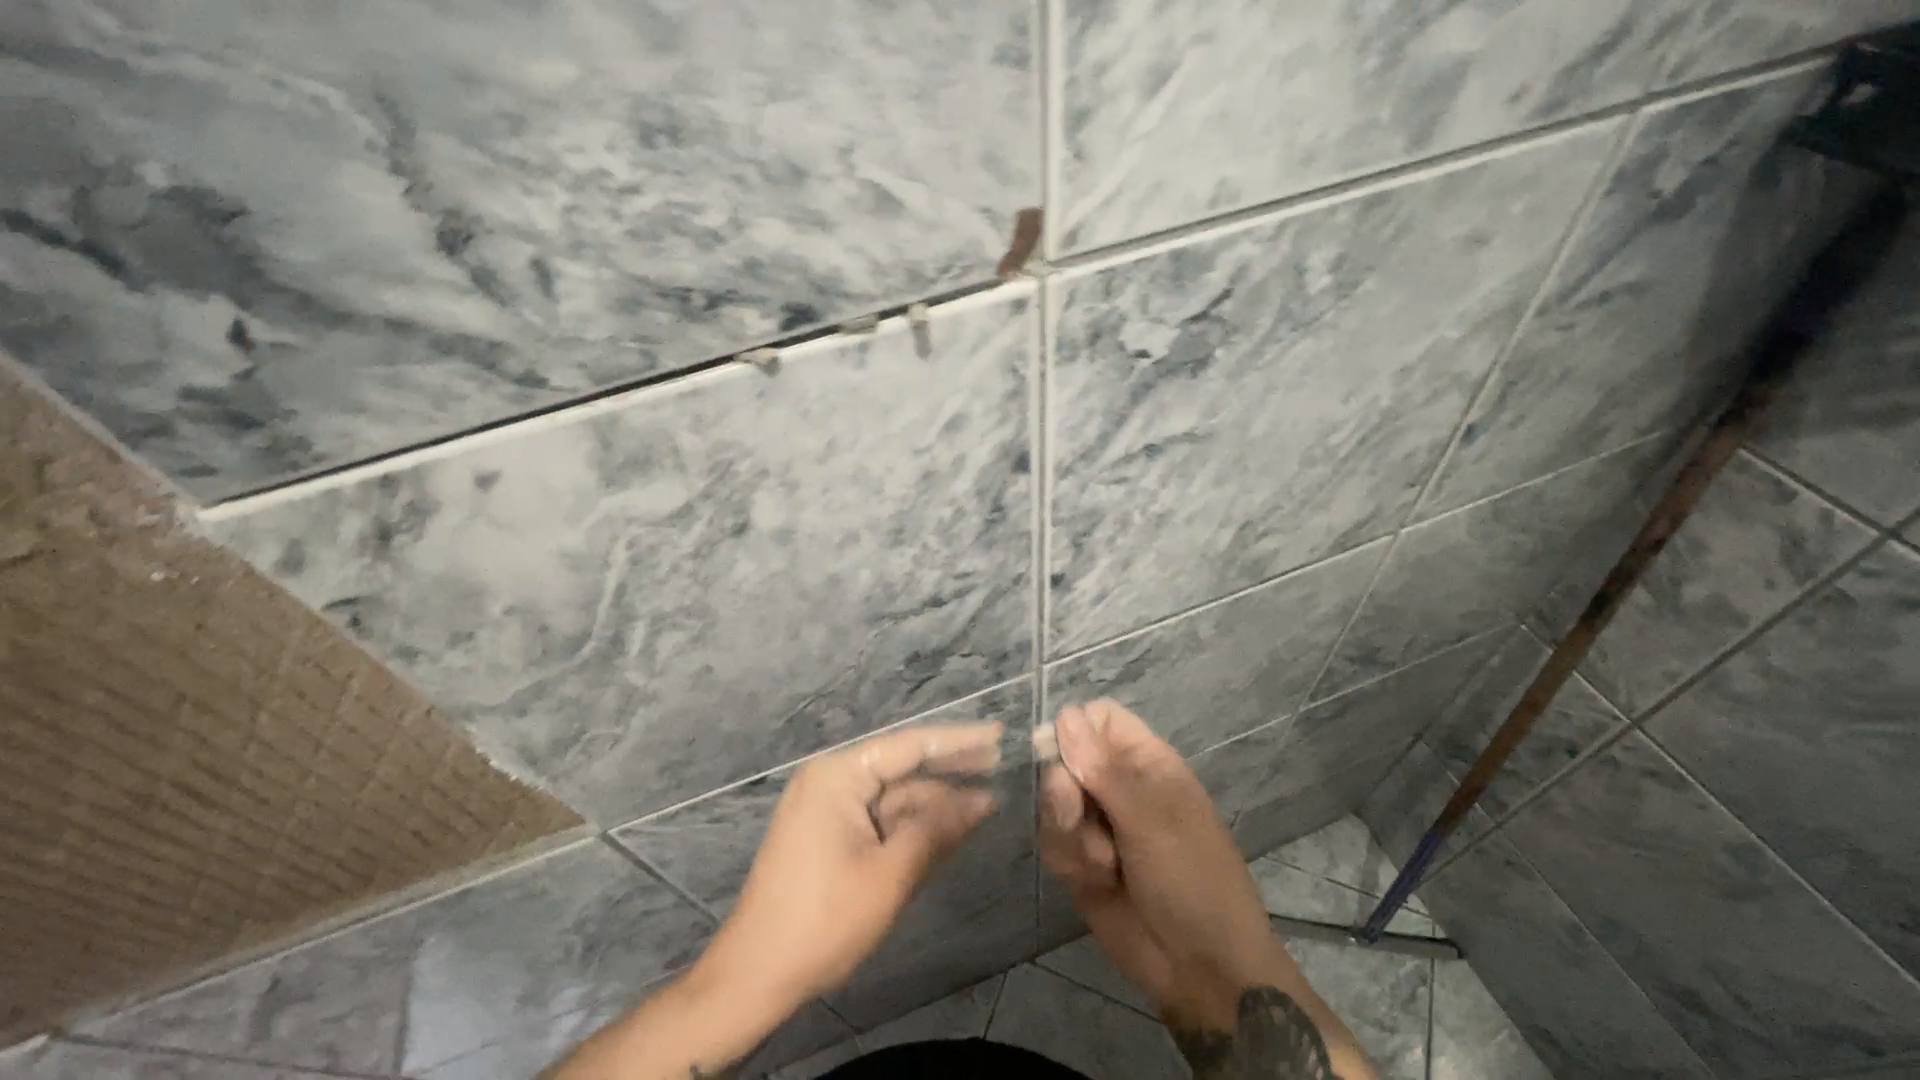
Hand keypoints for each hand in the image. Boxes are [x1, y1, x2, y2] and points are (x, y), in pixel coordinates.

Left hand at [696, 722, 1003, 1012]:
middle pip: (902, 768)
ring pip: (895, 798)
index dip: (959, 741)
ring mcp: (827, 810)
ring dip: (936, 805)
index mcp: (838, 776)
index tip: (1000, 736)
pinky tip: (950, 831)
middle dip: (951, 770)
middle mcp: (831, 782)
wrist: (756, 974)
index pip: (910, 745)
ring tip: (989, 806)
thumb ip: (937, 829)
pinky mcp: (829, 837)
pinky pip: (880, 821)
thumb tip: (986, 799)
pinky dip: (913, 827)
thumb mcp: (890, 874)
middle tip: (1004, 765)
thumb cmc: (823, 919)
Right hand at [1039, 701, 1283, 1027]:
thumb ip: (1103, 770)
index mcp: (1146, 762)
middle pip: (1061, 760)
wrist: (1200, 968)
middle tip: (1076, 817)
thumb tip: (1063, 714)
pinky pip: (1051, 842)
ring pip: (1051, 804)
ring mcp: (1096, 824)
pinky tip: (1098, 882)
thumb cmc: (1192, 880)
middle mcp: (1117, 786)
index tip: (1062, 759)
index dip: (1073, 732)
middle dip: (1063, 793)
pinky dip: (1069, 861)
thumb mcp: (1152, 820)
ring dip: (1071, 836)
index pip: (1095, 719)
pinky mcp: (1079, 860)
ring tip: (1105, 866)